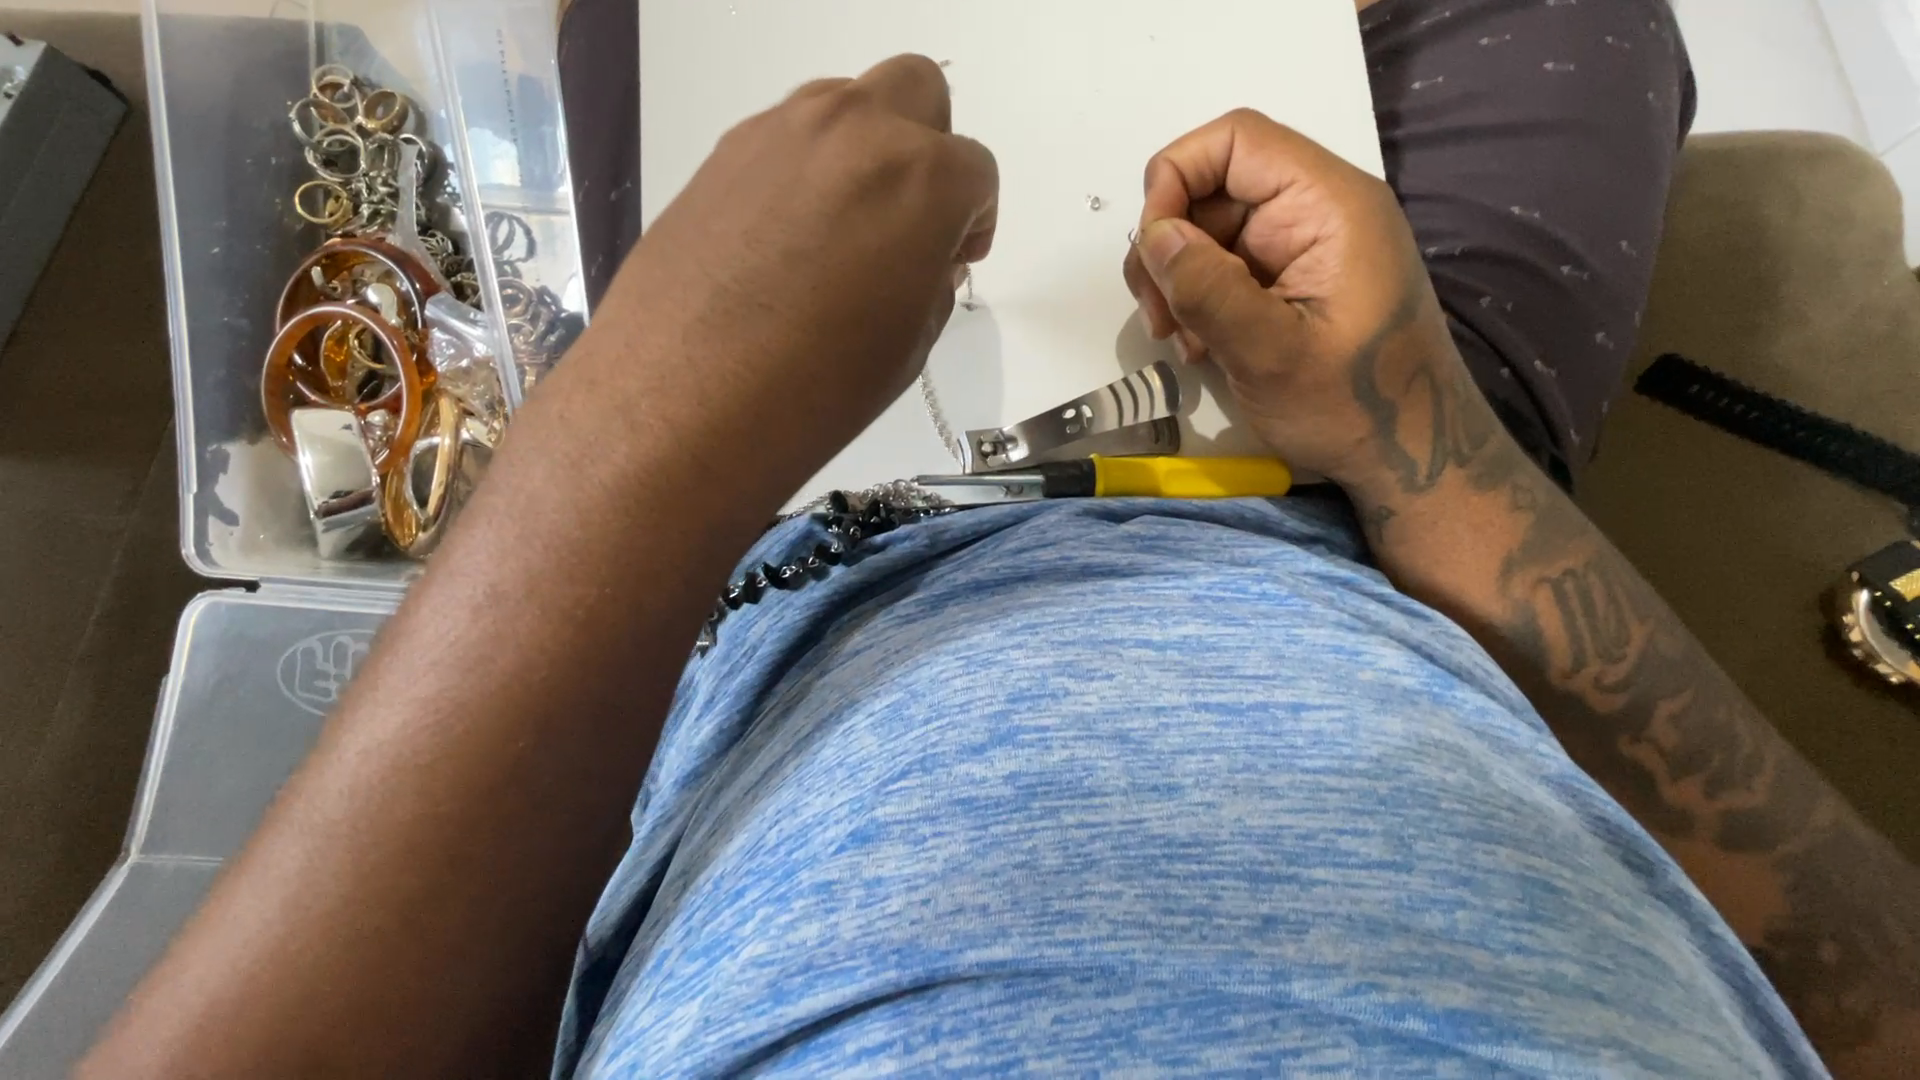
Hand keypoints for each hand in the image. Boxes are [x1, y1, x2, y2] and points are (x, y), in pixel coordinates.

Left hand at [607, 54, 997, 471]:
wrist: (689, 399)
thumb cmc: (820, 387)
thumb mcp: (909, 342)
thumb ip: (931, 278)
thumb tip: (923, 256)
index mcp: (920, 179)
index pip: (974, 171)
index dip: (973, 219)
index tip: (954, 257)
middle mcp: (854, 132)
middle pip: (915, 94)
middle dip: (927, 151)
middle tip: (910, 222)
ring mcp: (780, 133)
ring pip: (845, 108)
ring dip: (862, 156)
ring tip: (843, 237)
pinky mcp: (722, 154)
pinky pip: (786, 142)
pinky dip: (804, 175)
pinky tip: (786, 246)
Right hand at [1123, 109, 1496, 500]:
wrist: (1404, 453)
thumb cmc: (1351, 406)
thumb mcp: (1272, 354)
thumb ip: (1210, 290)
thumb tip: (1154, 237)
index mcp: (1326, 204)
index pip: (1235, 140)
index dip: (1176, 179)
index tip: (1154, 253)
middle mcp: (1312, 211)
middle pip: (1211, 187)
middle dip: (1169, 248)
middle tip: (1161, 318)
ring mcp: (1297, 247)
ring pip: (1206, 231)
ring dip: (1177, 282)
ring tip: (1182, 340)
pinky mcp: (1286, 281)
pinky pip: (1221, 268)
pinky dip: (1196, 303)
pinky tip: (1201, 347)